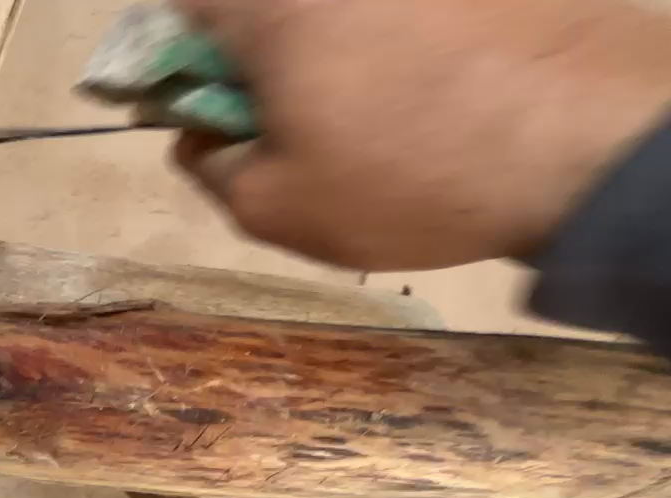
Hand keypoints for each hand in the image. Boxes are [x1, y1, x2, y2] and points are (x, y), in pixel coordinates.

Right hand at [173, 0, 670, 269]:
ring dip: (317, 53)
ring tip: (343, 109)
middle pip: (264, 7)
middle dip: (245, 55)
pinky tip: (414, 90)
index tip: (178, 96)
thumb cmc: (400, 183)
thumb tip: (199, 132)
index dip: (168, 50)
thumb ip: (207, 164)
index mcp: (281, 14)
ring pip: (334, 14)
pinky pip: (404, 13)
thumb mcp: (265, 206)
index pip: (190, 3)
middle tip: (257, 115)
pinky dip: (387, 42)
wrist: (599, 148)